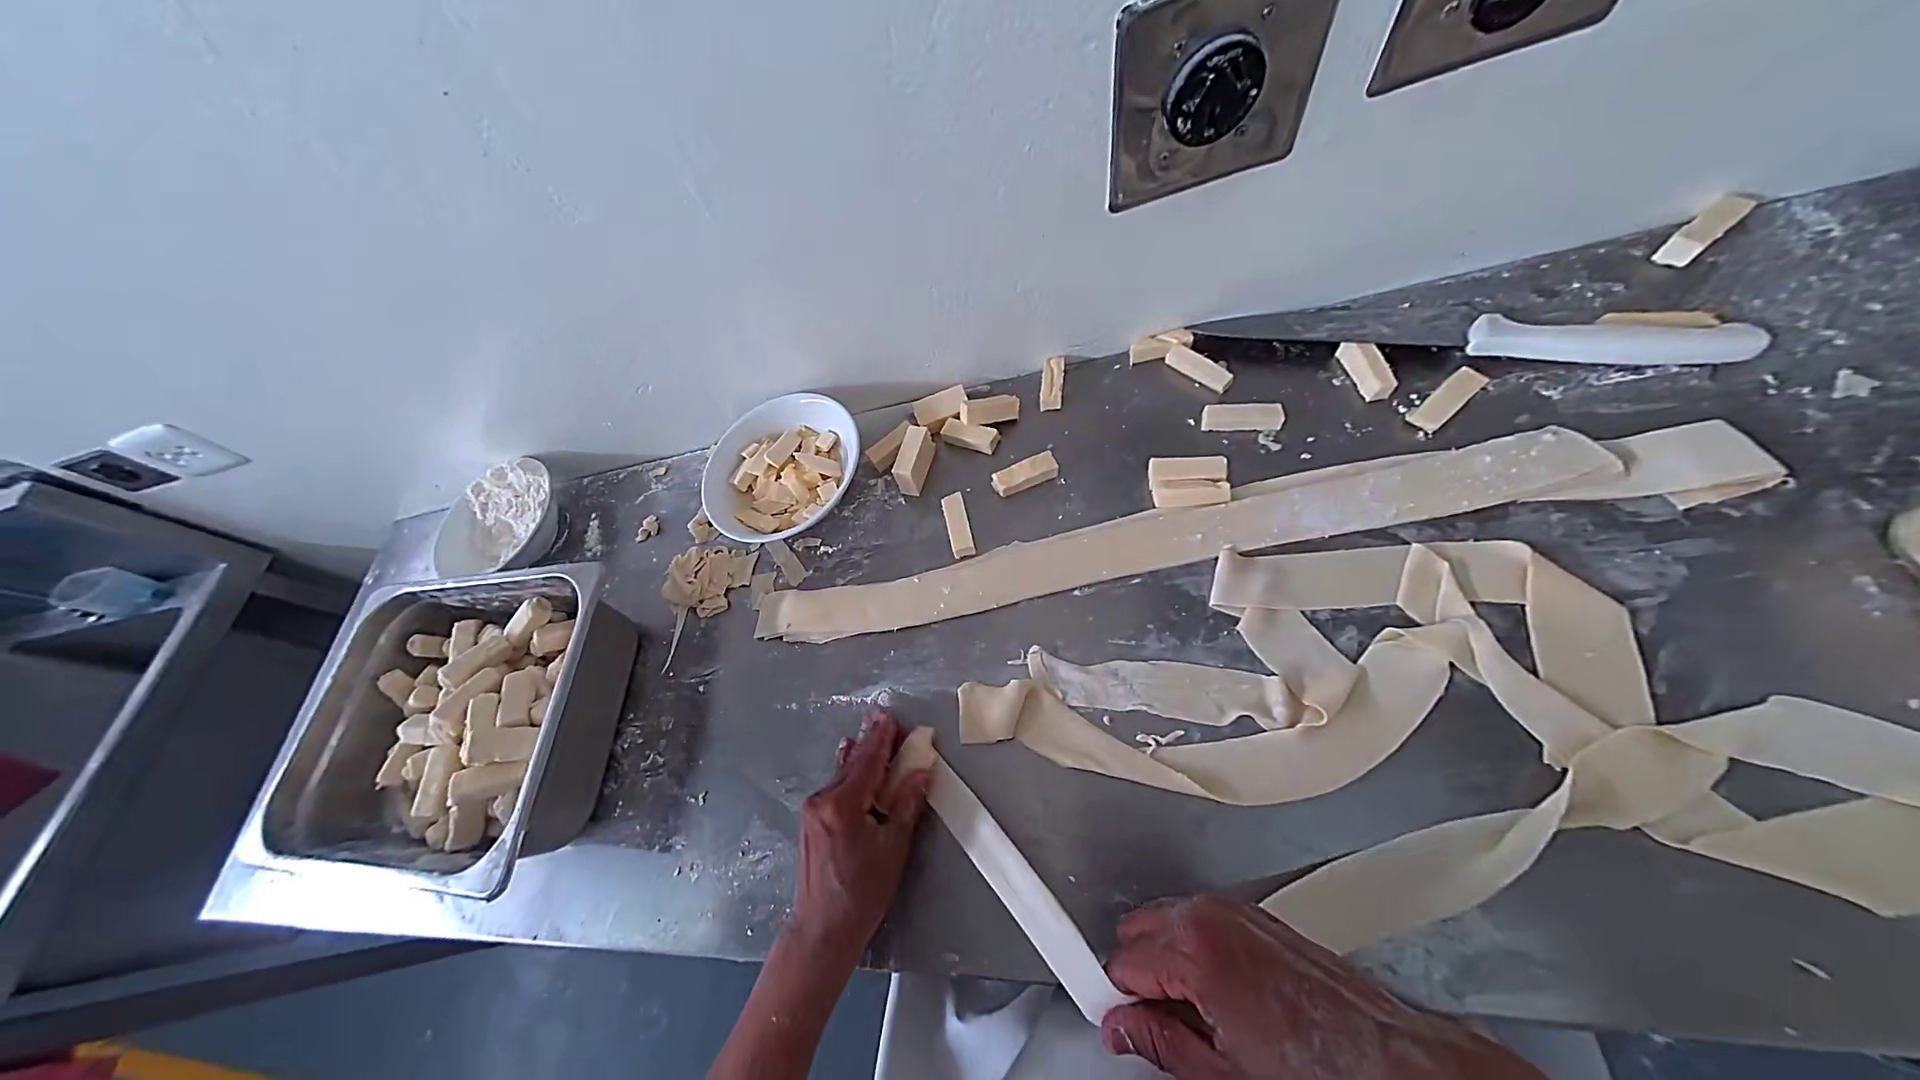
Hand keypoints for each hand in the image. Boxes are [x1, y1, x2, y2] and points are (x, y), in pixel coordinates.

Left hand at [789, 711, 932, 960]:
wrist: (823, 929)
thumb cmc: (862, 893)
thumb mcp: (894, 848)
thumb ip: (906, 804)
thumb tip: (920, 773)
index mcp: (842, 805)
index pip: (868, 761)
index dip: (882, 738)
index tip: (890, 717)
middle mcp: (822, 800)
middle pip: (853, 763)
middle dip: (871, 742)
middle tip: (884, 719)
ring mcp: (812, 810)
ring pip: (842, 775)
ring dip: (860, 758)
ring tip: (873, 736)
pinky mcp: (810, 820)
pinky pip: (835, 788)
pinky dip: (851, 775)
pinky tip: (856, 768)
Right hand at [1100, 895, 1543, 1079]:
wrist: (1388, 1057)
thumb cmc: (1318, 1068)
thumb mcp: (1223, 1075)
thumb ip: (1161, 1043)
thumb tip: (1121, 1029)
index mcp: (1197, 952)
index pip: (1120, 961)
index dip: (1112, 994)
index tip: (1109, 1012)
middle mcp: (1210, 917)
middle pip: (1136, 930)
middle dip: (1139, 974)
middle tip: (1163, 1021)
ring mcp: (1232, 910)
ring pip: (1164, 920)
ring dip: (1165, 958)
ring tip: (1200, 1009)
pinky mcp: (1250, 912)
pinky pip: (1196, 918)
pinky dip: (1193, 946)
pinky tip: (1221, 990)